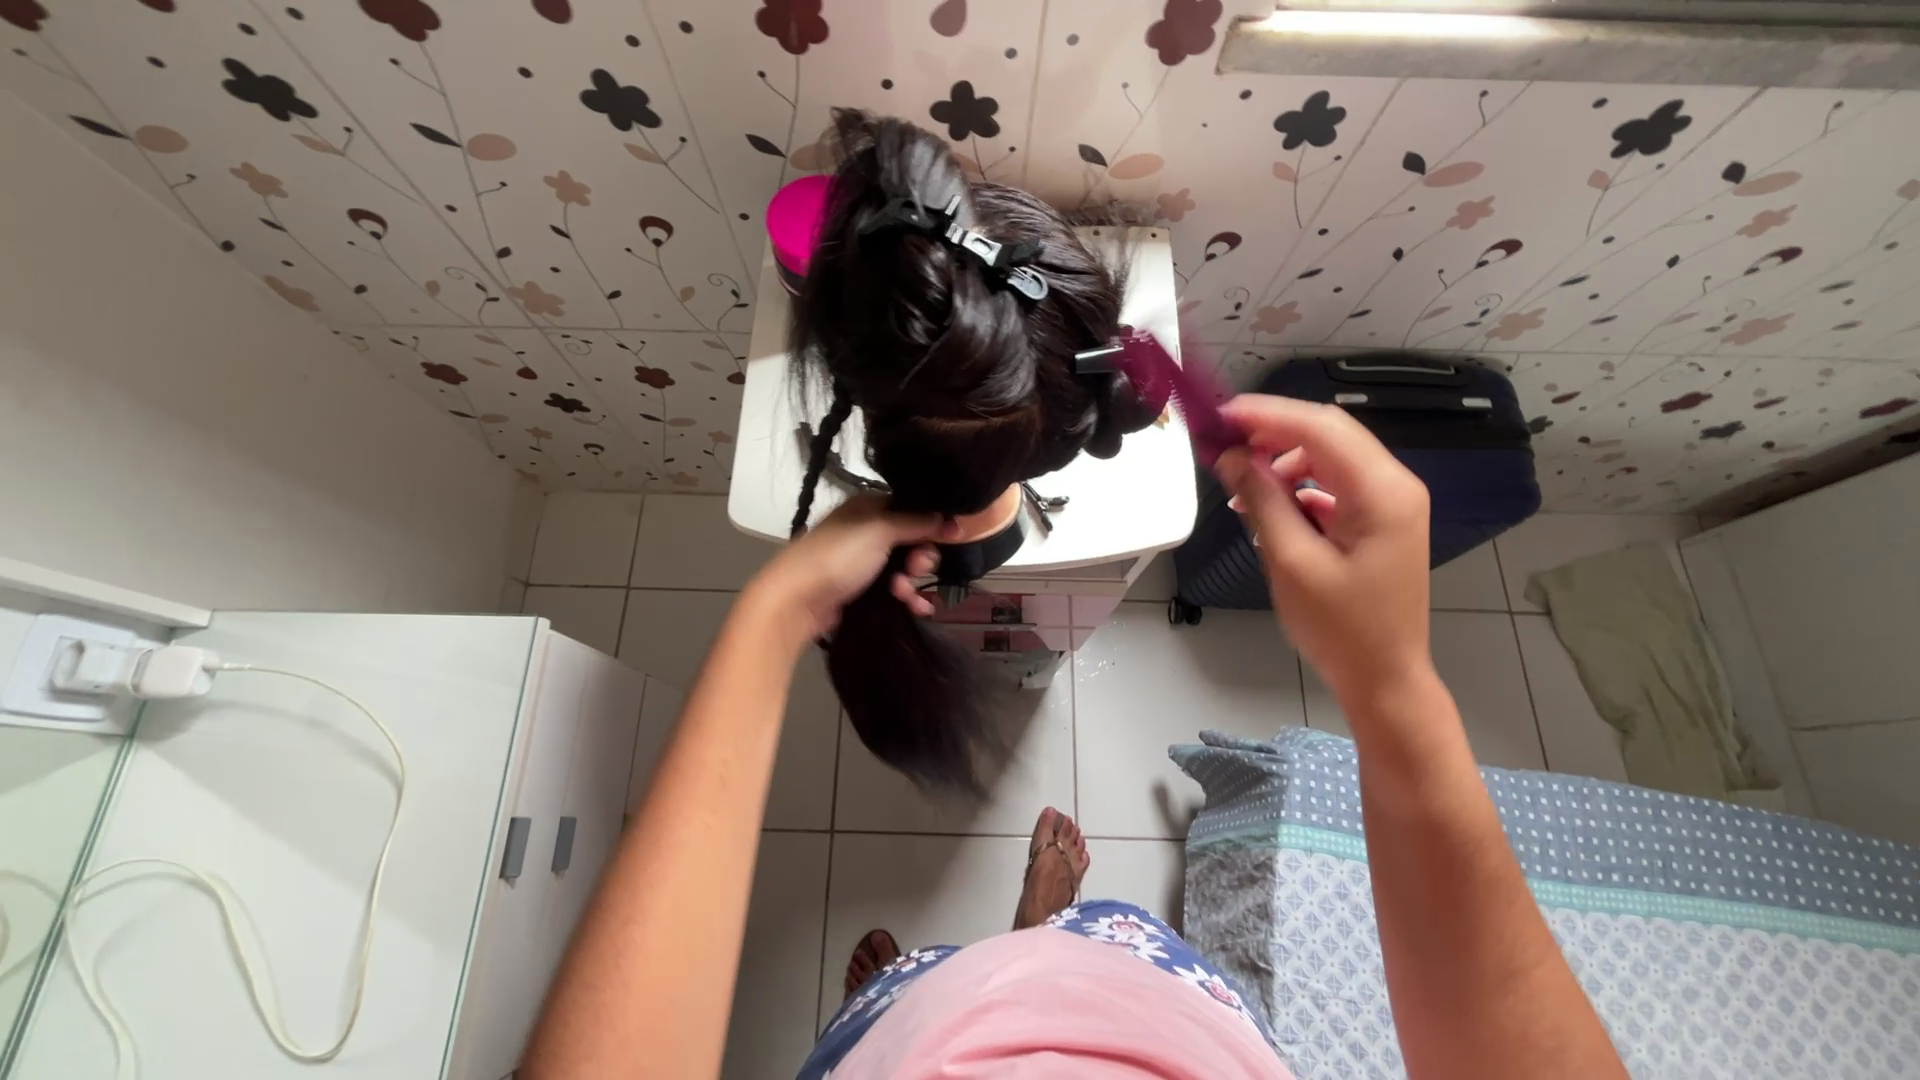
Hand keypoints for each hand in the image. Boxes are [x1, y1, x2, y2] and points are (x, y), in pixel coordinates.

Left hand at [747, 496, 956, 640]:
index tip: (951, 536)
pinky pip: (895, 592)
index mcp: (867, 508)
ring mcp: (864, 563)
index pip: (910, 508)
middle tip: (918, 567)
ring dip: (912, 581)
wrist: (795, 601)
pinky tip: (917, 609)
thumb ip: (916, 523)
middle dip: (921, 556)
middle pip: (911, 540)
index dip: (931, 522)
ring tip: (902, 593)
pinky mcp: (862, 592)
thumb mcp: (879, 531)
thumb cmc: (836, 557)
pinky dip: (907, 599)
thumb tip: (950, 518)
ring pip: (905, 569)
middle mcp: (867, 532)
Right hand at [1215, 395, 1432, 703]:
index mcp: (1381, 491)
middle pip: (1327, 434)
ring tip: (1241, 488)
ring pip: (1328, 456)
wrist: (1384, 677)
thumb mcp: (1291, 562)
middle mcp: (1393, 485)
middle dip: (1271, 434)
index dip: (1266, 415)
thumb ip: (1262, 500)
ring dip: (1282, 463)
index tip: (1220, 417)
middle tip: (1222, 446)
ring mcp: (1390, 501)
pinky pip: (1333, 483)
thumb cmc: (1340, 627)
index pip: (1320, 427)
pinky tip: (1268, 509)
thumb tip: (1234, 458)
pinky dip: (1297, 486)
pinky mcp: (1378, 518)